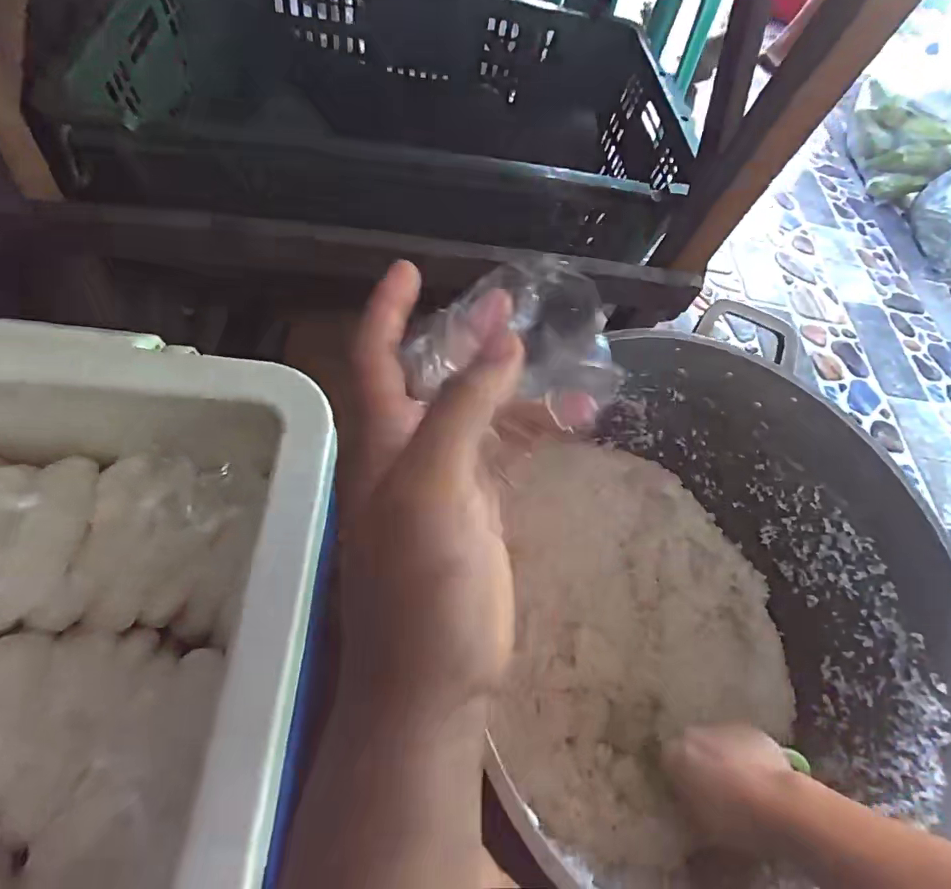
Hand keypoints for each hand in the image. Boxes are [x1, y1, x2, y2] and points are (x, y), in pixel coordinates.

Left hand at [339, 261, 525, 716]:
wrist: (433, 682)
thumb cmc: (420, 588)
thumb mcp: (433, 489)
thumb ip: (463, 412)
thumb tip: (501, 344)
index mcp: (383, 440)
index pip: (376, 356)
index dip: (388, 309)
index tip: (411, 267)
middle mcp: (411, 451)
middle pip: (437, 376)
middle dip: (468, 337)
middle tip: (510, 304)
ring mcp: (450, 481)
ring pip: (482, 414)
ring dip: (518, 388)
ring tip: (565, 368)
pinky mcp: (482, 509)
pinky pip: (509, 452)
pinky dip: (538, 431)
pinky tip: (574, 420)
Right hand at [662, 724, 802, 855]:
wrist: (779, 803)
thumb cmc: (733, 820)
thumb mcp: (699, 824)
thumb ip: (686, 806)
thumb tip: (685, 801)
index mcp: (676, 754)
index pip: (666, 760)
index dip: (676, 778)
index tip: (685, 796)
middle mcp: (695, 732)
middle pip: (691, 746)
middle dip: (698, 763)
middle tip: (711, 791)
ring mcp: (725, 726)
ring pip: (716, 741)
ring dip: (721, 757)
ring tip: (738, 786)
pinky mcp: (752, 729)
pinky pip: (740, 742)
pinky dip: (743, 754)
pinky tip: (757, 778)